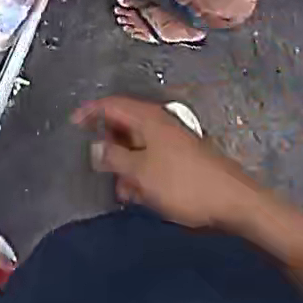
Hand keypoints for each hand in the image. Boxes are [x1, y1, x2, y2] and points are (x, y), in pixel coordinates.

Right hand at [73, 97, 267, 229]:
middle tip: (98, 168)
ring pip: (135, 144)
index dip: (91, 111)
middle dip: (108, 145)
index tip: (72, 123)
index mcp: (147, 117)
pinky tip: (139, 194)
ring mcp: (169, 138)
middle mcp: (157, 121)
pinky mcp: (177, 156)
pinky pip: (149, 157)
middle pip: (123, 123)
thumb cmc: (182, 182)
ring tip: (122, 190)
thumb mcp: (140, 172)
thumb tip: (95, 147)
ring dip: (124, 164)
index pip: (112, 104)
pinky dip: (139, 171)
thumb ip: (114, 158)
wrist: (229, 198)